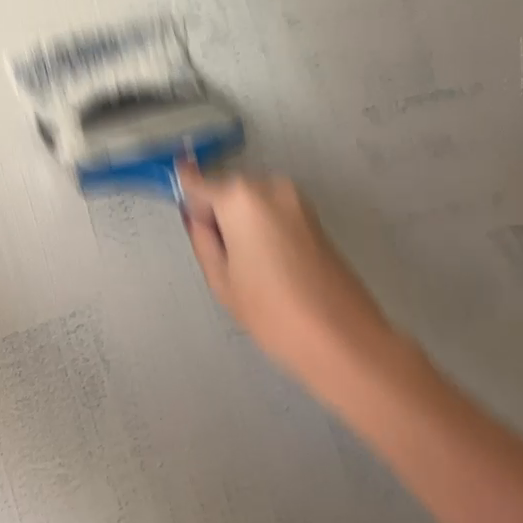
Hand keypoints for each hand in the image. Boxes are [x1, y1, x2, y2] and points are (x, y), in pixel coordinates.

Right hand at [177, 164, 394, 373]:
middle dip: (218, 214)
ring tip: (249, 268)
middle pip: (227, 191)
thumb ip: (202, 239)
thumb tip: (197, 218)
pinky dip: (264, 230)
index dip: (186, 198)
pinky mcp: (315, 218)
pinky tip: (270, 267)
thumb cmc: (272, 312)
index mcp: (240, 198)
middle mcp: (270, 187)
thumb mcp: (220, 279)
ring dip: (242, 223)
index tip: (179, 209)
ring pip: (252, 203)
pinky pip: (274, 214)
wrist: (342, 339)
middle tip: (222, 258)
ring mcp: (297, 201)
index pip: (197, 184)